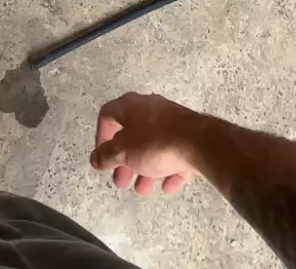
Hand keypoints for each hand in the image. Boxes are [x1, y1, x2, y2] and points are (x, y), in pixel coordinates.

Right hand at [90, 92, 207, 195]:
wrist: (199, 143)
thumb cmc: (156, 142)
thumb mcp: (124, 152)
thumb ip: (106, 156)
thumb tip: (95, 158)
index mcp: (130, 106)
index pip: (107, 116)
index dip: (101, 137)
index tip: (103, 158)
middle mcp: (149, 108)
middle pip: (130, 134)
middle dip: (124, 160)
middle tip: (121, 180)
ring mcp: (170, 120)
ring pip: (152, 145)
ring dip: (145, 168)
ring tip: (142, 188)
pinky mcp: (188, 134)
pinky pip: (173, 152)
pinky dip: (167, 168)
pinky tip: (167, 185)